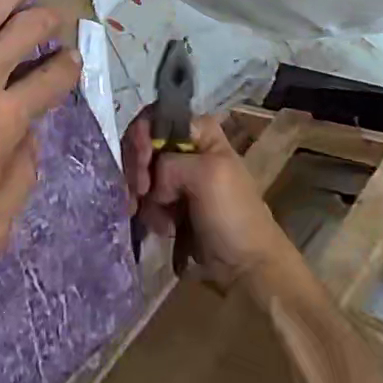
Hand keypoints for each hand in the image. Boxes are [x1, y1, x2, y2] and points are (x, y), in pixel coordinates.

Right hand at [122, 110, 293, 285]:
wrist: (245, 265)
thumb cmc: (232, 213)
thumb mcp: (207, 175)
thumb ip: (171, 164)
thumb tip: (151, 183)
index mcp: (199, 131)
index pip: (155, 117)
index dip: (142, 136)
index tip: (142, 164)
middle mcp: (185, 148)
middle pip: (142, 145)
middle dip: (138, 170)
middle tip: (139, 194)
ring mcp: (176, 177)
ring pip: (139, 174)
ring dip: (144, 199)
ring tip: (160, 220)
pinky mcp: (169, 204)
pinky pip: (144, 200)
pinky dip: (148, 213)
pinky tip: (162, 228)